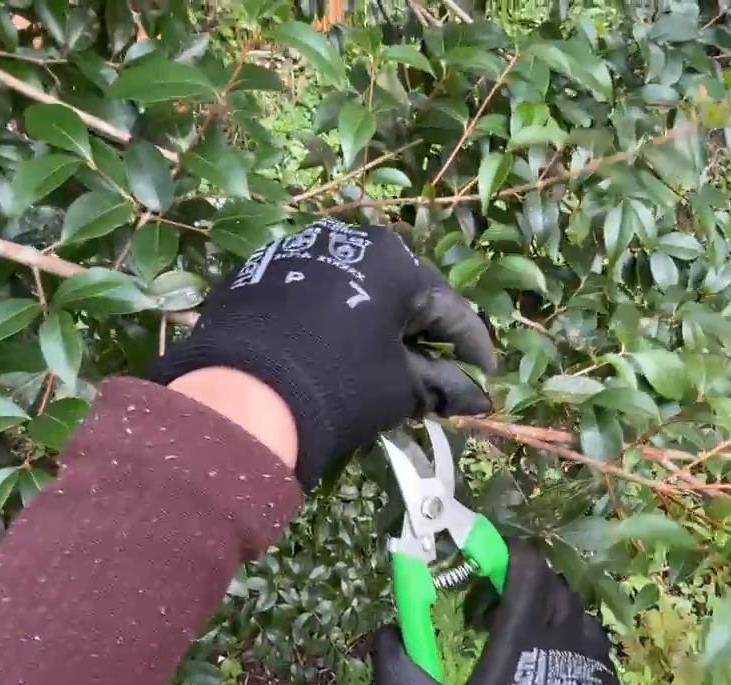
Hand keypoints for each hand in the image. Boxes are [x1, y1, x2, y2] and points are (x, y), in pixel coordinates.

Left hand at [152, 219, 497, 486]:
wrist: (243, 396)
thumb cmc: (340, 386)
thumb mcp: (400, 389)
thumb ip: (443, 387)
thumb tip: (480, 398)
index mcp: (396, 262)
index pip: (451, 310)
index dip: (474, 348)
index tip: (487, 375)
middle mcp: (350, 240)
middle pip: (404, 293)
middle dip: (425, 333)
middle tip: (440, 368)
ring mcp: (301, 250)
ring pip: (358, 291)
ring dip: (379, 324)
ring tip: (389, 361)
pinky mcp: (262, 271)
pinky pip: (317, 296)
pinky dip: (337, 321)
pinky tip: (338, 350)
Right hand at [372, 544, 621, 684]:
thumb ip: (395, 671)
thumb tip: (383, 630)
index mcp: (524, 643)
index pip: (529, 570)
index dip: (508, 552)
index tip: (484, 558)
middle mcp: (567, 644)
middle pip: (555, 585)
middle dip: (522, 581)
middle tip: (488, 606)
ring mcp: (594, 669)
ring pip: (578, 613)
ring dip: (547, 610)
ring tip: (516, 638)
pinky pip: (593, 644)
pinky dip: (568, 638)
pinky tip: (544, 669)